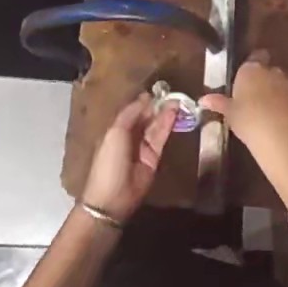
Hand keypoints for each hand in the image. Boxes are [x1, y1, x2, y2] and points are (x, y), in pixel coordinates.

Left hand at [80, 92, 177, 221]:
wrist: (113, 196)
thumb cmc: (109, 162)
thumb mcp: (115, 133)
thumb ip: (130, 114)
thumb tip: (144, 98)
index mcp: (115, 129)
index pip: (131, 111)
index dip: (143, 101)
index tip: (157, 90)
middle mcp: (129, 136)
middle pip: (145, 117)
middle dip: (157, 106)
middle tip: (172, 93)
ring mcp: (142, 147)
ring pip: (155, 126)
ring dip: (165, 114)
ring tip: (178, 100)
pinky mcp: (154, 157)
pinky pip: (161, 138)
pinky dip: (168, 125)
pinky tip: (175, 113)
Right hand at [197, 53, 287, 158]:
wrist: (275, 132)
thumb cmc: (246, 120)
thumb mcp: (229, 112)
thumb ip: (219, 102)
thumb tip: (202, 99)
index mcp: (250, 71)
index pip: (253, 59)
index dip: (252, 66)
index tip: (248, 76)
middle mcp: (271, 71)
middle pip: (269, 69)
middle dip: (266, 78)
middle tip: (258, 95)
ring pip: (286, 79)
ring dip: (283, 86)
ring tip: (277, 102)